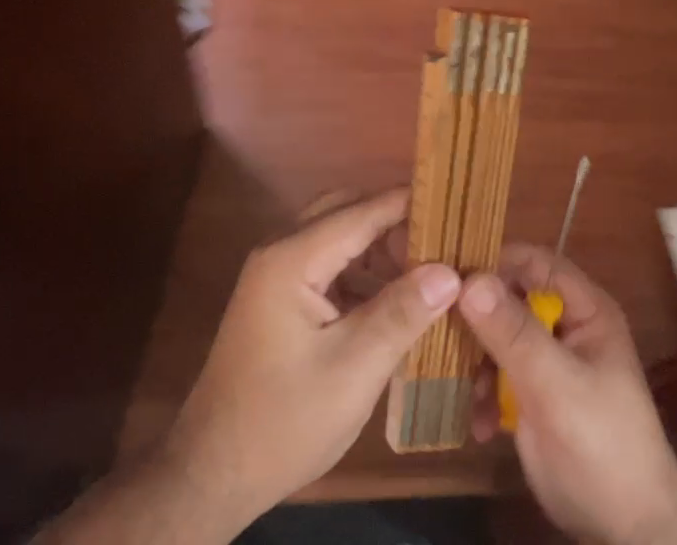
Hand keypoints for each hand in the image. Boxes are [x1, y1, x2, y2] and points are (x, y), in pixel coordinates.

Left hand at [163, 187, 460, 522]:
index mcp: (291, 260)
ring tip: (434, 268)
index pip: (361, 211)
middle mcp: (280, 254)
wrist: (215, 471)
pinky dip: (364, 272)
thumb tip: (451, 271)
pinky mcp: (281, 303)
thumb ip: (401, 313)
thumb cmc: (285, 421)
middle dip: (395, 221)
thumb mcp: (354, 369)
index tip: (461, 204)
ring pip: (338, 239)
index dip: (410, 204)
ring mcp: (276, 278)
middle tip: (446, 241)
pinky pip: (329, 268)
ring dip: (381, 247)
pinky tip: (400, 298)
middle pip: (345, 212)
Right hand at [457, 245, 676, 544]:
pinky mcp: (528, 391)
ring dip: (474, 363)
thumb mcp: (557, 385)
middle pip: (507, 298)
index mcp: (585, 310)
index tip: (448, 277)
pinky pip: (492, 374)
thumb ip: (515, 334)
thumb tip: (468, 281)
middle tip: (436, 332)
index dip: (495, 263)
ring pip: (493, 336)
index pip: (534, 263)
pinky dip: (481, 395)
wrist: (623, 522)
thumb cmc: (602, 443)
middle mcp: (563, 326)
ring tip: (468, 393)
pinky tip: (480, 425)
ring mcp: (545, 360)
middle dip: (474, 319)